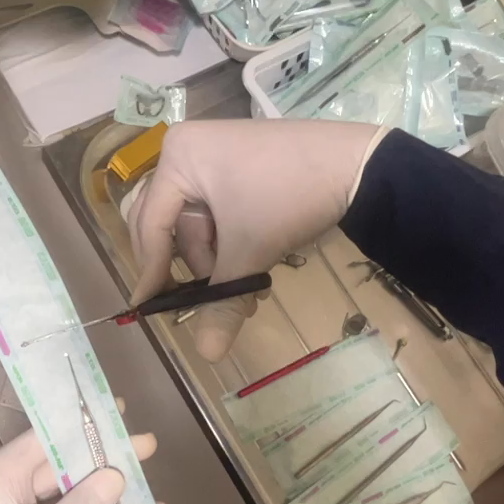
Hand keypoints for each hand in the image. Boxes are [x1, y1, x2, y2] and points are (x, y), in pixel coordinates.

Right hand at [127, 119, 385, 360]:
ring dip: (217, 258)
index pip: (151, 223)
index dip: (150, 270)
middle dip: (192, 264)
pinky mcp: (235, 159)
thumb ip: (221, 304)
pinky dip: (229, 238)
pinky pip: (214, 206)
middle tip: (203, 296)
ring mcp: (211, 150)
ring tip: (249, 284)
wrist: (358, 163)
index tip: (145, 307)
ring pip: (194, 219)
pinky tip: (254, 259)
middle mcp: (185, 148)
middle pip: (166, 220)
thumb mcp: (249, 252)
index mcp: (177, 157)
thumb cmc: (287, 199)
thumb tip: (207, 356)